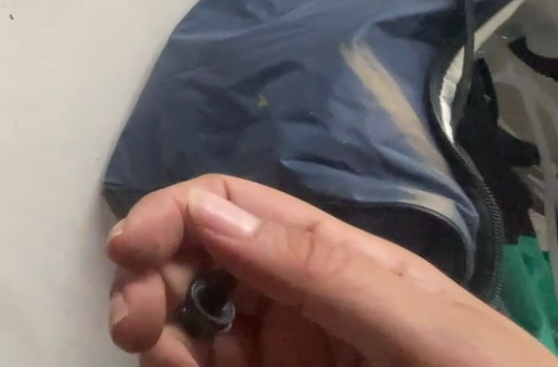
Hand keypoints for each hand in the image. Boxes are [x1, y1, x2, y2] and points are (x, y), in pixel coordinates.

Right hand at [106, 175, 557, 366]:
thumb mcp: (431, 331)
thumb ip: (321, 269)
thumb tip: (205, 210)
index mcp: (330, 257)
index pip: (228, 205)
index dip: (168, 214)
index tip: (125, 251)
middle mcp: (294, 292)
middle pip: (193, 255)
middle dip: (149, 275)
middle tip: (131, 325)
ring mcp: (283, 345)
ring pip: (187, 311)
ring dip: (155, 325)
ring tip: (157, 357)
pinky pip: (204, 362)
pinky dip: (175, 362)